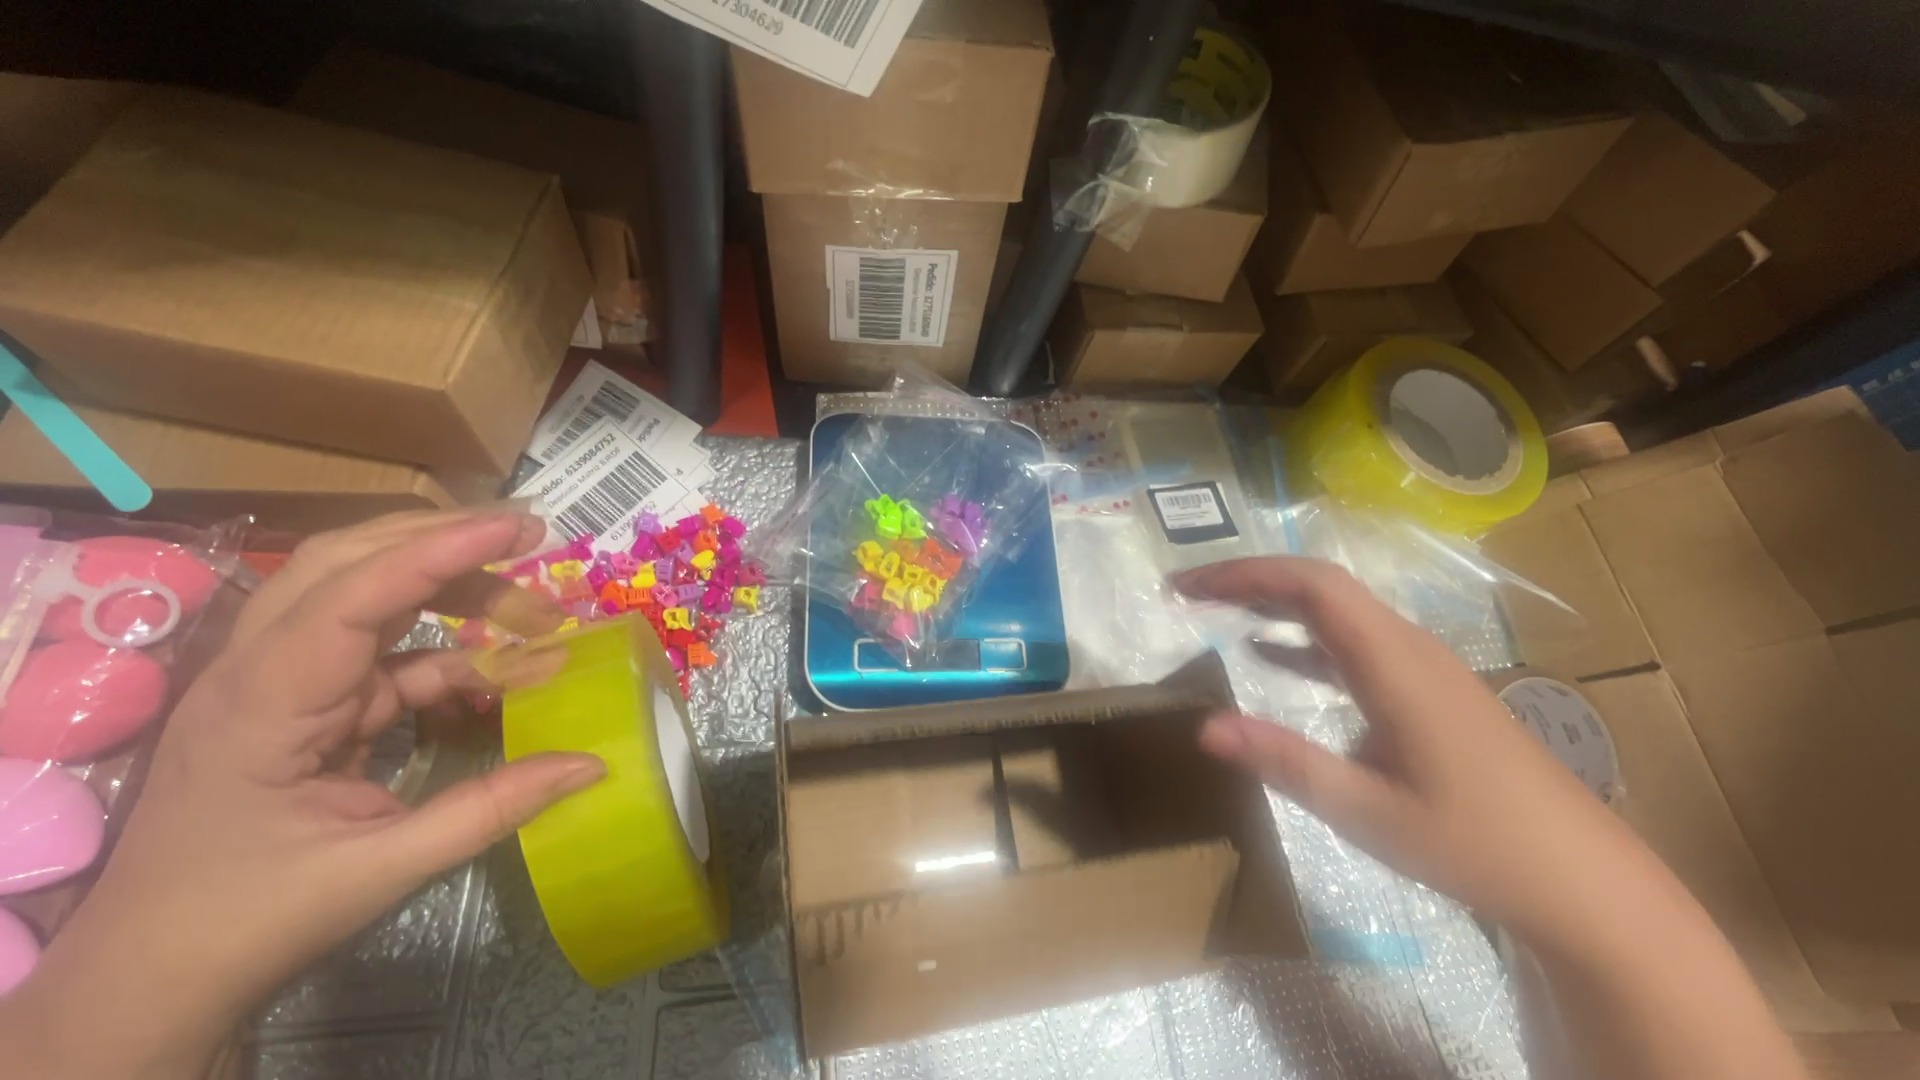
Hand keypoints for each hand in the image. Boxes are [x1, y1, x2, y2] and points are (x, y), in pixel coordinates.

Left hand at [2, 511, 605, 1077]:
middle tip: (531, 537)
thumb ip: (490, 809)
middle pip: (347, 562)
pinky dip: (453, 654)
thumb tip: (591, 765)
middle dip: (443, 540)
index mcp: (262, 701)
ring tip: (535, 611)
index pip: (352, 593)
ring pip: (368, 595)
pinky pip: (390, 654)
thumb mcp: (379, 869)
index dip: (439, 551)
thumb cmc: (248, 921)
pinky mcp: (311, 704)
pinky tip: (506, 674)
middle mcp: (264, 669)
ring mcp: (286, 682)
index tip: (520, 529)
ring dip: (453, 589)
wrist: (154, 975)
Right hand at [1172, 557, 1641, 943]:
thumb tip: (1204, 728)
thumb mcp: (1365, 811)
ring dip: (1276, 605)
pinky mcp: (1430, 692)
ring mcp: (1425, 669)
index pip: (1311, 586)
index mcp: (1394, 663)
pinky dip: (1306, 639)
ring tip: (1216, 612)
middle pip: (1323, 587)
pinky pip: (1356, 645)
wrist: (1580, 878)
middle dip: (1250, 581)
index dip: (1244, 574)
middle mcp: (1410, 649)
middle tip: (1186, 593)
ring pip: (1340, 613)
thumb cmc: (1472, 843)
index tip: (1186, 587)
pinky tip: (1272, 656)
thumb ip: (1284, 761)